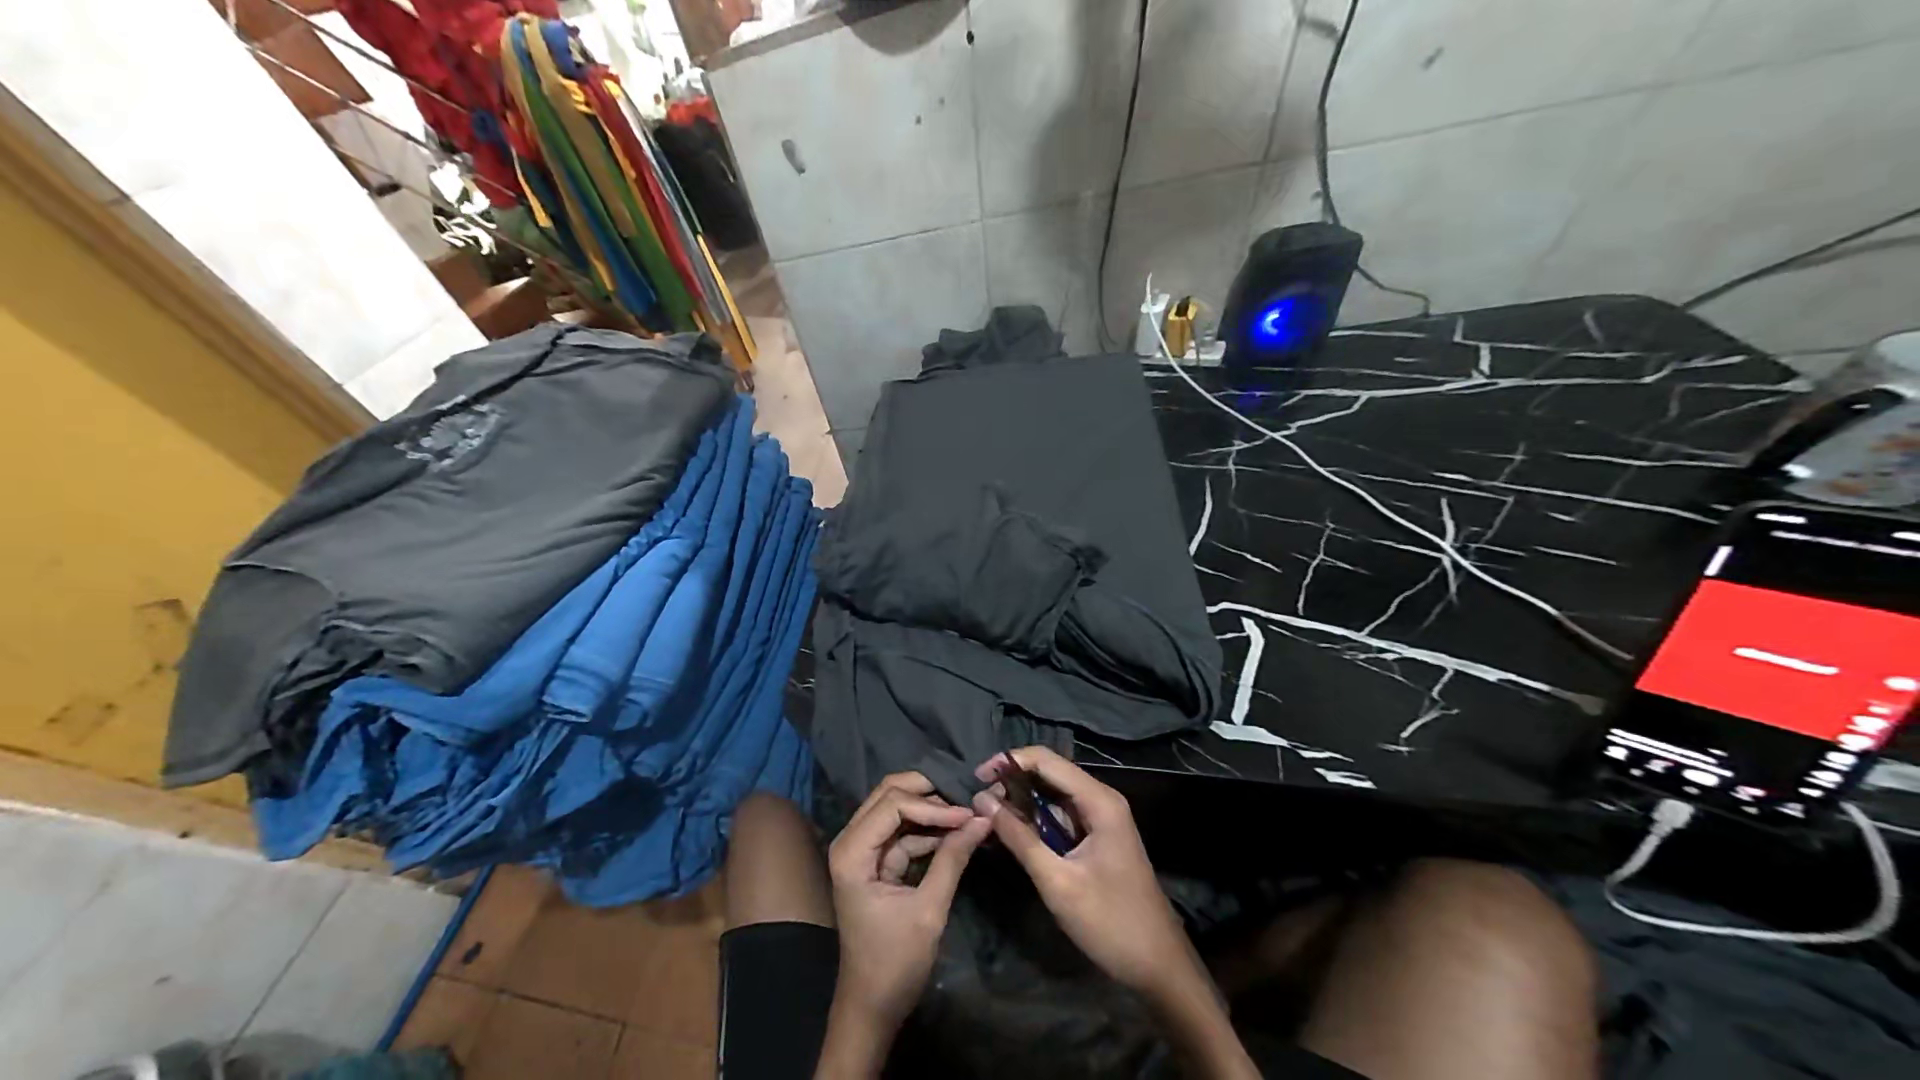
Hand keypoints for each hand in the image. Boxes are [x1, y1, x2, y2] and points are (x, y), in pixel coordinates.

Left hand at [826, 771, 992, 1030]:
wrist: (872, 1006)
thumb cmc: (894, 963)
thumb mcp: (929, 910)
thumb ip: (952, 859)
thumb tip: (983, 818)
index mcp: (852, 852)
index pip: (892, 804)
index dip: (932, 805)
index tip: (968, 815)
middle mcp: (850, 841)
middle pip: (889, 794)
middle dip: (929, 792)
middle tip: (967, 797)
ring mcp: (862, 849)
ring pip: (896, 807)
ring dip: (931, 808)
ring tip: (968, 811)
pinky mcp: (877, 860)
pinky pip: (903, 830)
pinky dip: (929, 828)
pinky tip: (957, 831)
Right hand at [974, 747, 1198, 998]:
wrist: (1158, 966)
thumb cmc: (1111, 922)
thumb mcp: (1057, 882)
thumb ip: (1019, 838)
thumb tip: (982, 801)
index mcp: (1099, 801)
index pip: (1046, 760)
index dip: (1009, 761)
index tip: (976, 777)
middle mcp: (1101, 800)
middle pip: (1049, 774)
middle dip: (1012, 783)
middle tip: (979, 805)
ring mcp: (1100, 820)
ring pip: (1052, 796)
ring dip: (1021, 803)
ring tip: (988, 818)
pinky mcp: (1096, 839)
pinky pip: (1060, 817)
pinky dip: (1034, 821)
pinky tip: (1011, 834)